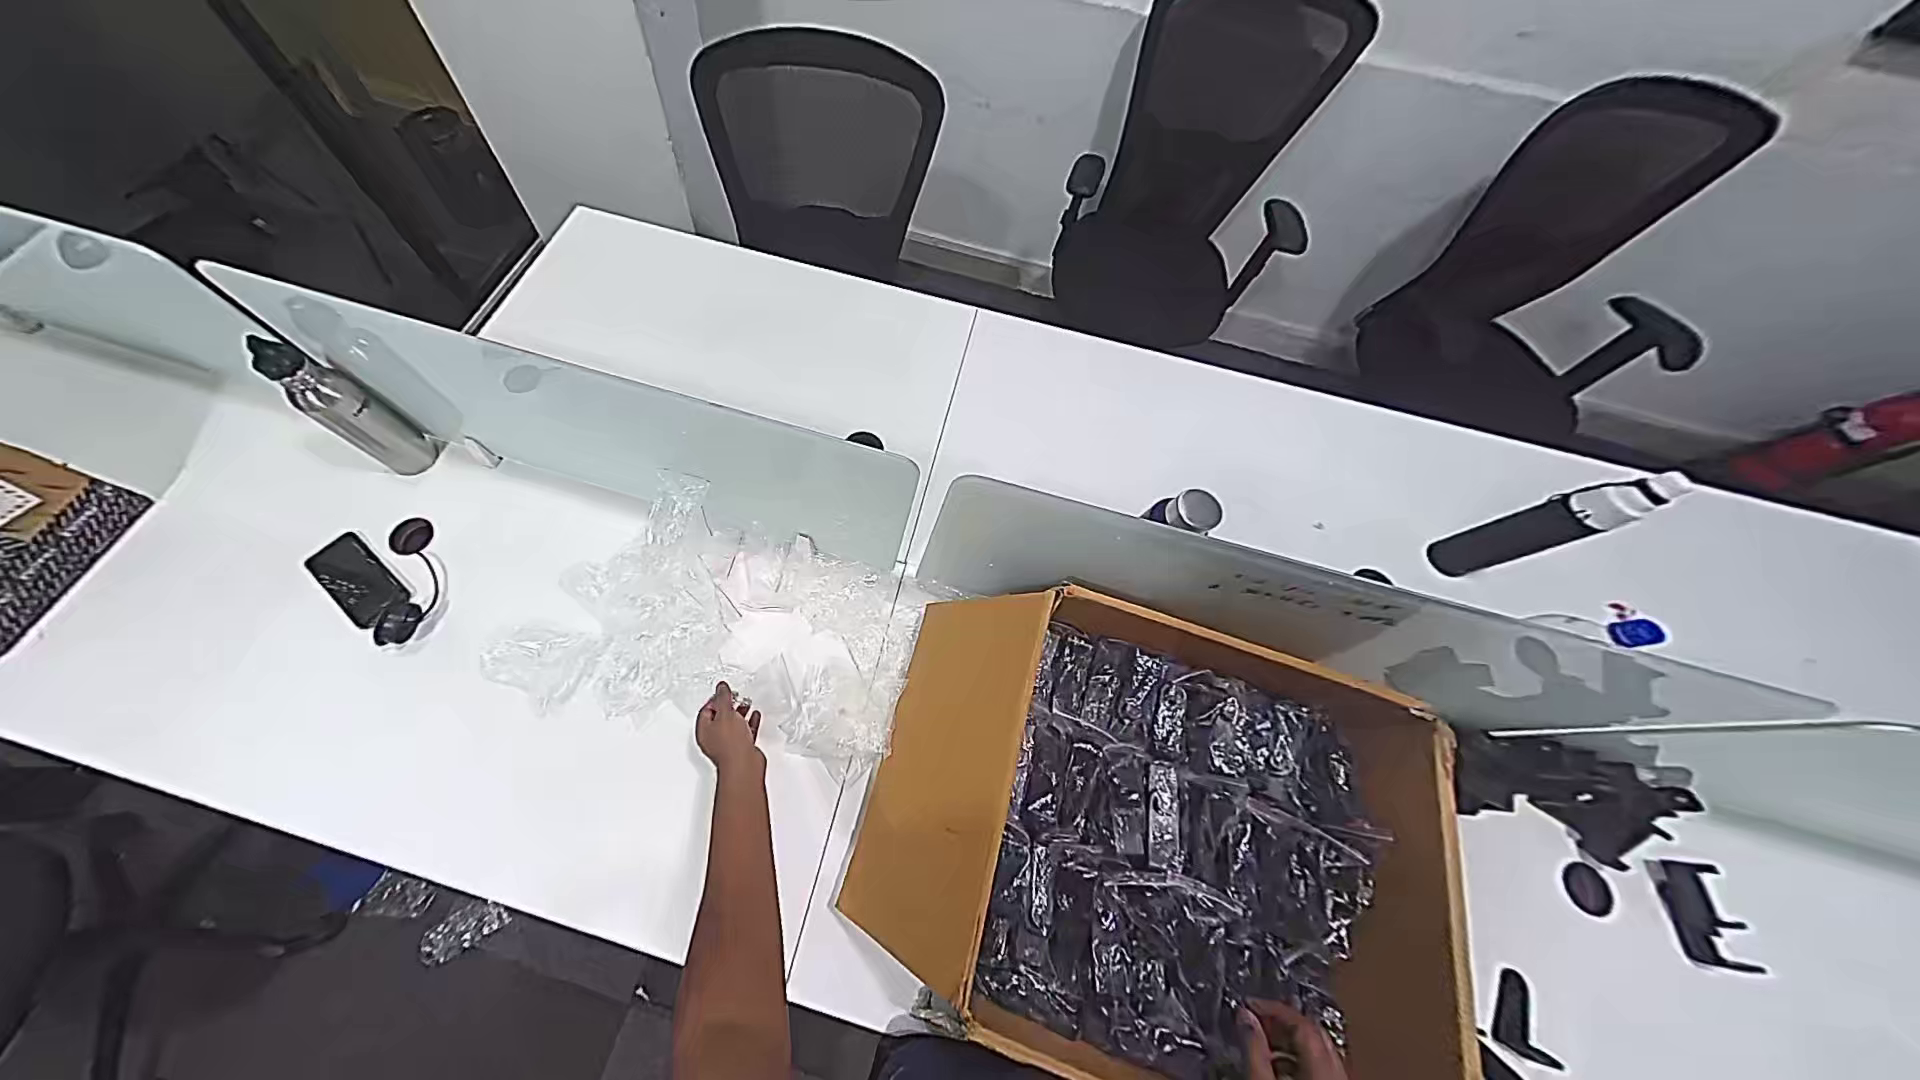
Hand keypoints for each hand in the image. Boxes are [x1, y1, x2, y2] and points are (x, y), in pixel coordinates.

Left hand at [696, 681, 763, 776]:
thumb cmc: (730, 744)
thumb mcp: (726, 713)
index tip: (723, 691)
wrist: (744, 763)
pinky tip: (754, 716)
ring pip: (733, 724)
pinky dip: (749, 722)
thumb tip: (721, 687)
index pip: (706, 710)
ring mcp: (728, 744)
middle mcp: (714, 738)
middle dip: (728, 705)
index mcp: (704, 730)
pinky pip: (745, 731)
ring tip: (746, 703)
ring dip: (740, 713)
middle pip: (719, 718)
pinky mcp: (741, 748)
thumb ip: (724, 698)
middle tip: (734, 696)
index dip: (715, 699)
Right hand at [1239, 1000, 1348, 1079]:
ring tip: (1262, 1040)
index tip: (1249, 1003)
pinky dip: (1297, 1058)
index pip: (1300, 1021)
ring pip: (1317, 1049)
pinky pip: (1320, 1067)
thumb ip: (1253, 1046)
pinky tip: (1277, 1066)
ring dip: (1288, 1039)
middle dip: (1281, 1019)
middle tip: (1255, 1016)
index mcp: (1322, 1064)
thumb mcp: (1262, 1079)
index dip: (1272, 1006)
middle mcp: (1337, 1072)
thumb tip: (1244, 1015)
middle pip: (1312, 1031)